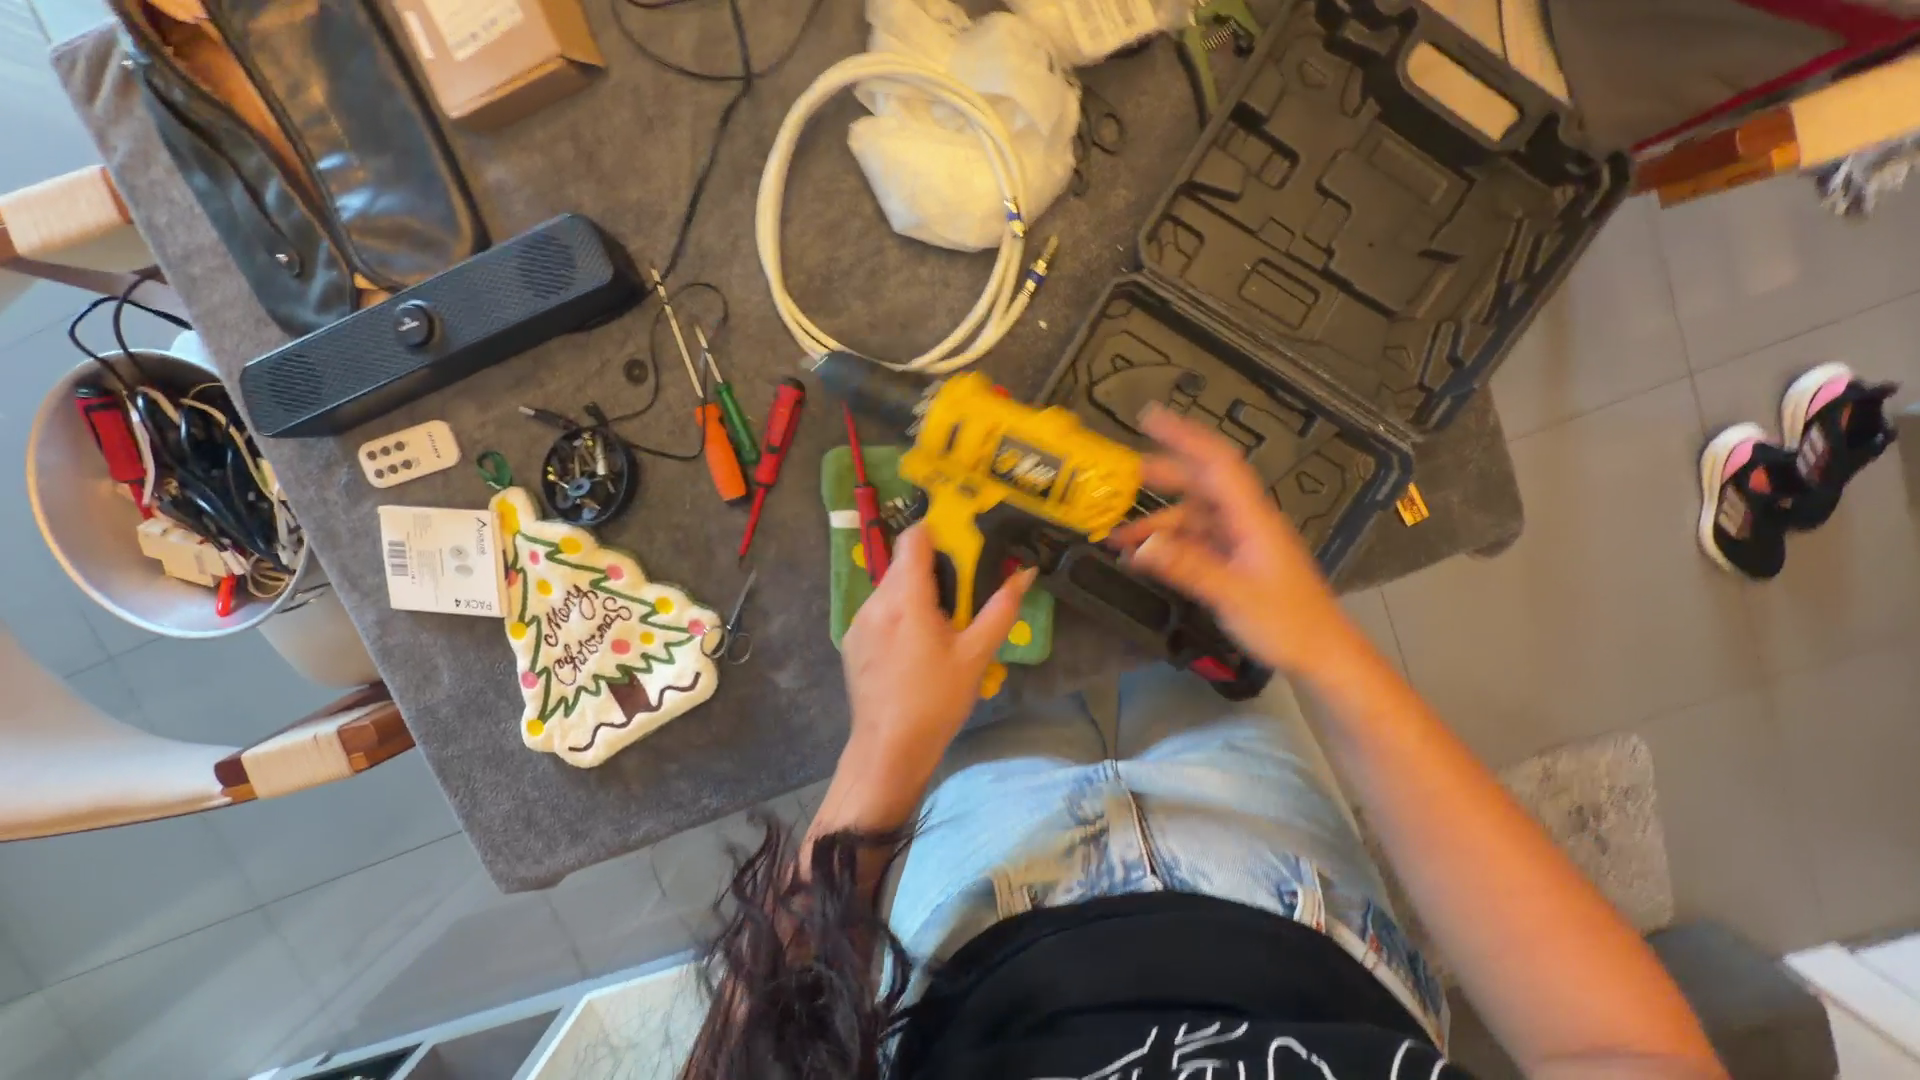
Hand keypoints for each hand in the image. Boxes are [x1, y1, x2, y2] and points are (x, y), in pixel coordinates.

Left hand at [840, 524, 1036, 782]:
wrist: (889, 748)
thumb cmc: (937, 700)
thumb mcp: (976, 656)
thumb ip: (1000, 610)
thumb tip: (1024, 574)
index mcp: (906, 598)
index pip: (913, 538)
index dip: (936, 534)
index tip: (960, 547)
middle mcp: (876, 602)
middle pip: (902, 564)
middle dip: (931, 569)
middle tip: (960, 595)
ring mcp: (858, 622)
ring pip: (889, 589)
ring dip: (913, 594)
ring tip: (938, 626)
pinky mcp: (851, 642)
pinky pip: (877, 612)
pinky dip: (896, 616)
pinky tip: (913, 647)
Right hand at [1109, 404, 1356, 675]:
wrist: (1323, 654)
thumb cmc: (1289, 624)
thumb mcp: (1233, 595)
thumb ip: (1186, 568)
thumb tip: (1140, 546)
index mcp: (1253, 518)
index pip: (1217, 462)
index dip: (1184, 436)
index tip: (1151, 417)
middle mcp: (1246, 521)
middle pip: (1200, 485)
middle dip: (1159, 477)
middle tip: (1119, 479)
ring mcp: (1241, 541)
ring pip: (1193, 517)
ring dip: (1157, 523)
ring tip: (1118, 538)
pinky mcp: (1237, 562)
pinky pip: (1197, 542)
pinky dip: (1170, 545)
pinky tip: (1145, 558)